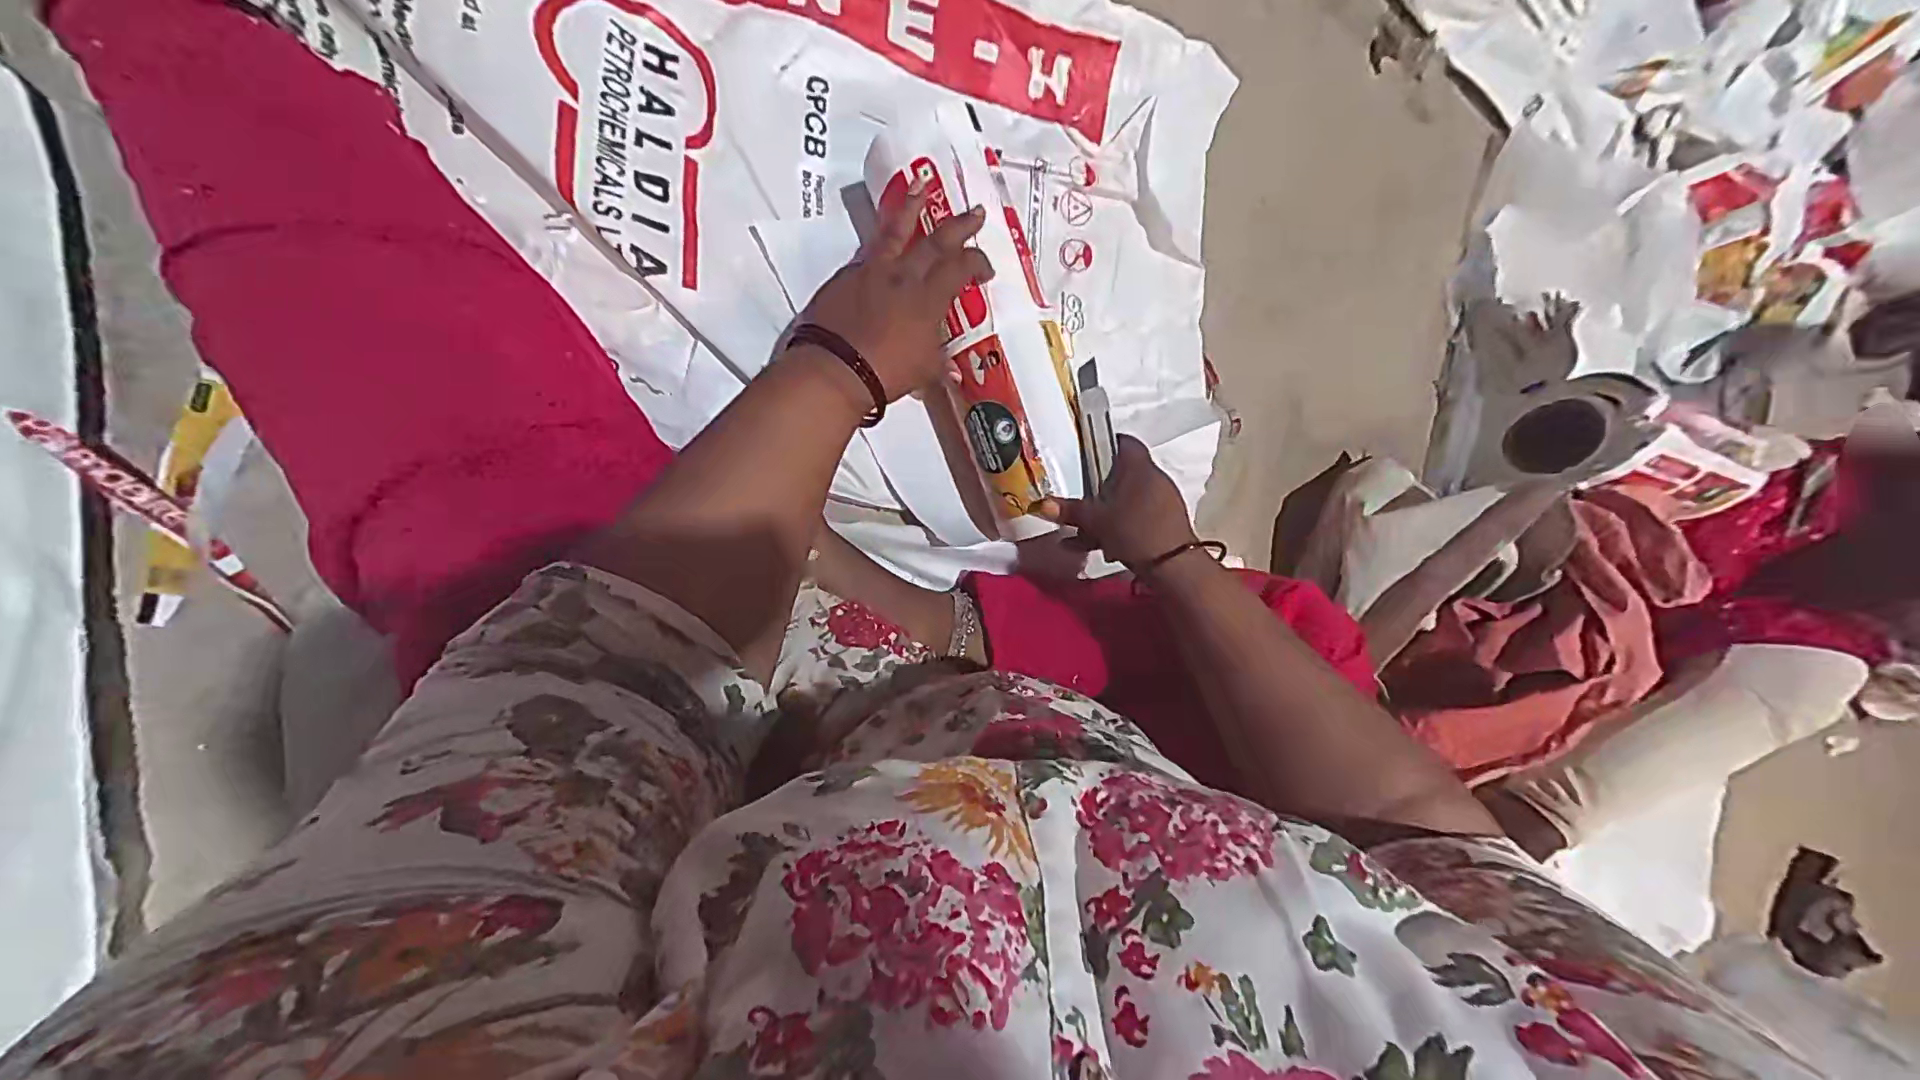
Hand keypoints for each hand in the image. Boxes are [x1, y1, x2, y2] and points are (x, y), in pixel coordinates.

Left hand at [798, 186, 993, 400]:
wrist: (835, 369)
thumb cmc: (886, 373)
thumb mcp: (923, 372)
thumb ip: (939, 365)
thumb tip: (952, 375)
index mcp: (927, 298)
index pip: (960, 268)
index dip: (977, 263)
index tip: (985, 270)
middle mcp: (902, 276)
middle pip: (936, 241)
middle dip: (960, 225)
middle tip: (975, 212)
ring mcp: (871, 272)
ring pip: (895, 230)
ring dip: (911, 206)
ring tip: (921, 185)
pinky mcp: (845, 277)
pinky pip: (867, 253)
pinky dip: (879, 244)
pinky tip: (882, 242)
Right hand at [1037, 435, 1198, 569]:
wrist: (1173, 566)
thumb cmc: (1132, 530)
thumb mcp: (1095, 521)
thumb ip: (1069, 511)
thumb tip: (1041, 505)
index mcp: (1138, 467)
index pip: (1124, 441)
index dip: (1104, 444)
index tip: (1085, 455)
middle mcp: (1154, 477)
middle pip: (1124, 472)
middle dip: (1100, 486)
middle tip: (1080, 496)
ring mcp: (1164, 499)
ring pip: (1129, 497)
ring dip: (1108, 511)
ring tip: (1085, 532)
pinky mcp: (1168, 521)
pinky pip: (1139, 515)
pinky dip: (1121, 526)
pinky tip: (1104, 548)